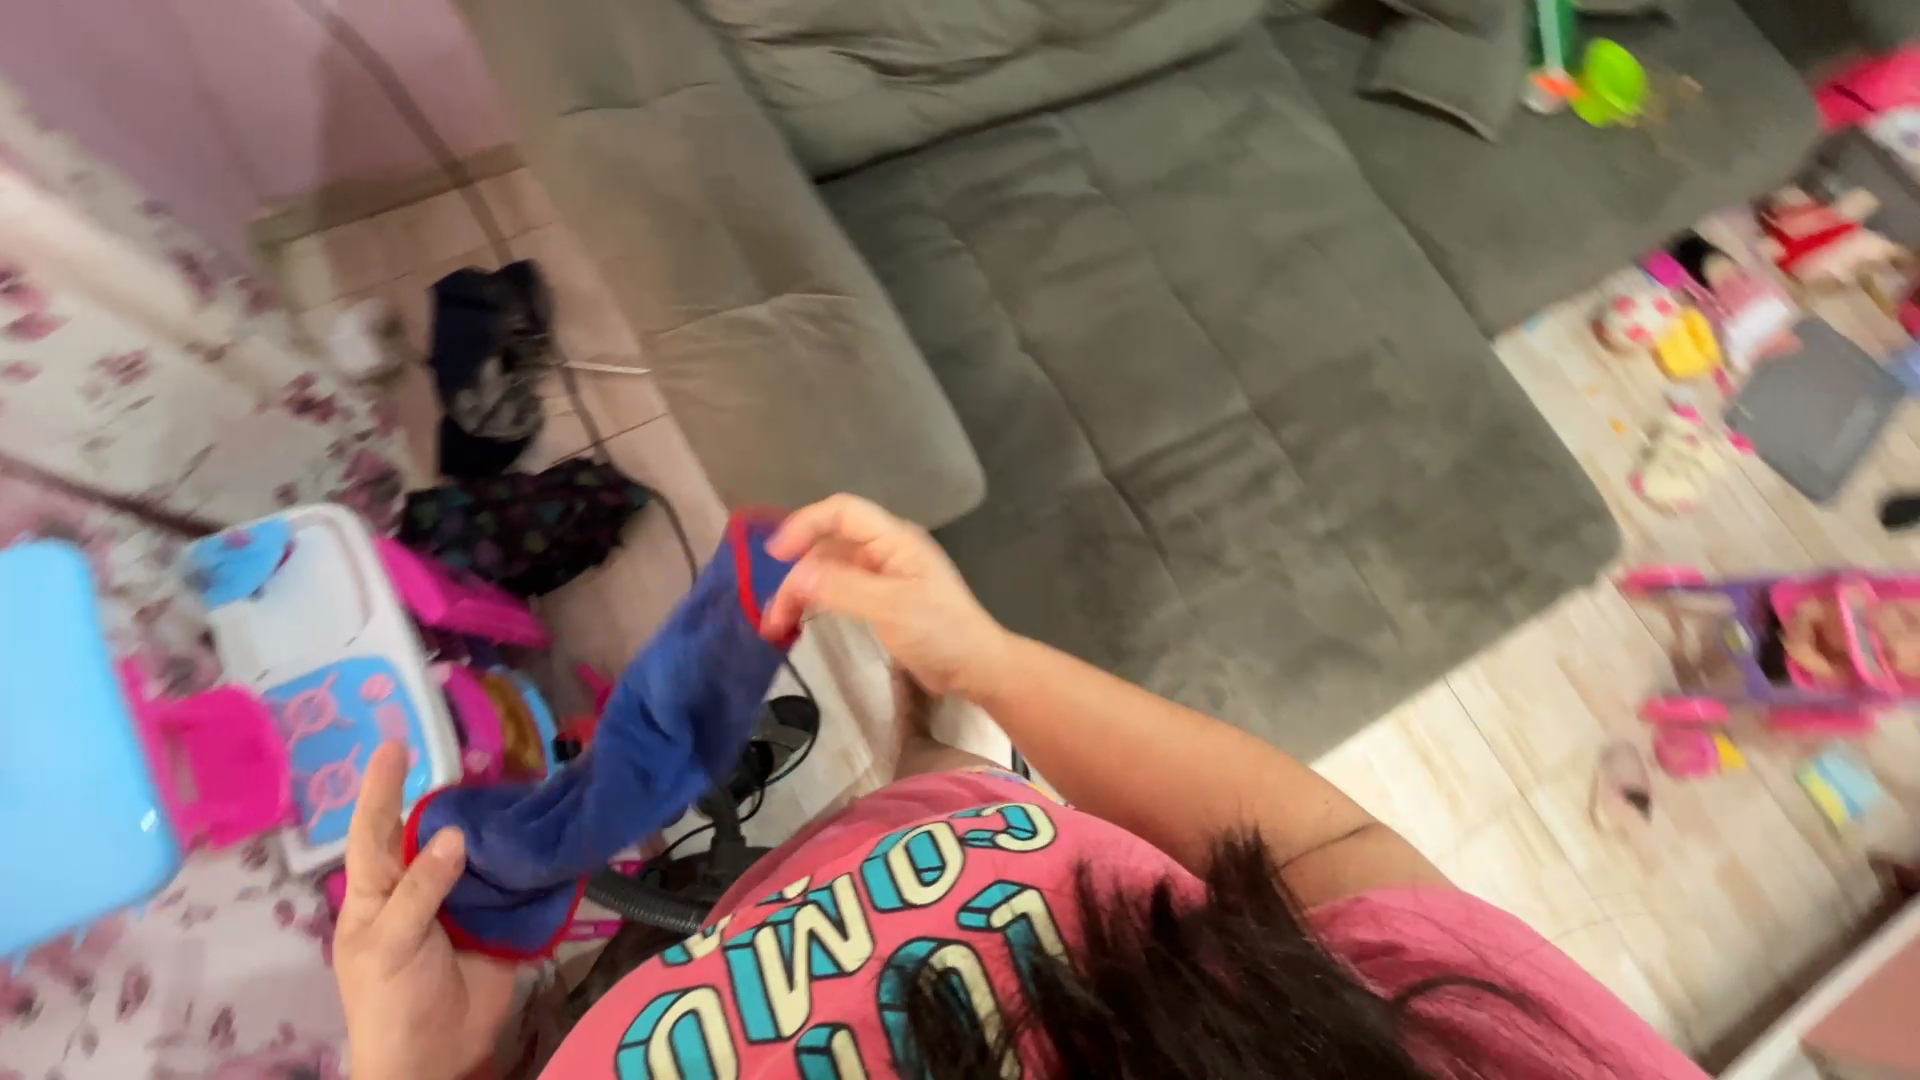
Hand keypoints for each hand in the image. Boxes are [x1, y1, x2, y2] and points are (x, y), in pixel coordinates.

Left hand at [334, 743, 517, 1079]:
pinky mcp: (499, 914)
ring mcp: (461, 900)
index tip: (395, 745)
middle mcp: (420, 887)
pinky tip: (547, 830)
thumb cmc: (391, 1003)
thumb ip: (420, 890)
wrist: (437, 1055)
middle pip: (435, 832)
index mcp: (378, 893)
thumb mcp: (391, 946)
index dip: (383, 788)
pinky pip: (514, 876)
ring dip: (499, 822)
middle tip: (484, 758)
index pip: (376, 830)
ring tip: (524, 787)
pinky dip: (529, 854)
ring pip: (479, 849)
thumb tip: (454, 834)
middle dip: (453, 796)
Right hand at [763, 494, 1011, 697]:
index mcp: (895, 540)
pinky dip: (818, 602)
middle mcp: (887, 550)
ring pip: (831, 570)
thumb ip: (843, 588)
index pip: (842, 512)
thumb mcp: (890, 608)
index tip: (775, 555)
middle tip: (772, 614)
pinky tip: (801, 622)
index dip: (805, 524)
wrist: (976, 666)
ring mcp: (885, 575)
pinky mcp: (883, 600)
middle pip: (830, 545)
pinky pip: (841, 590)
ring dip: (802, 591)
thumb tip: (796, 575)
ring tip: (776, 625)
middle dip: (797, 573)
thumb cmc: (941, 632)